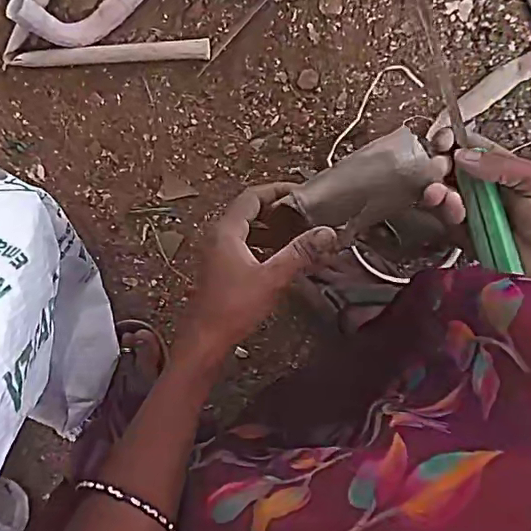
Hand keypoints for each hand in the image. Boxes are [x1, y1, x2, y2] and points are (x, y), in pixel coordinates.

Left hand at [175, 184, 338, 369]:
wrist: (205, 341)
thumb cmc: (231, 309)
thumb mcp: (272, 278)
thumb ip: (300, 253)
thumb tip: (325, 233)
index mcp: (226, 232)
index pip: (252, 197)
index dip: (276, 190)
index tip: (299, 191)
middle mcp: (218, 238)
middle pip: (249, 212)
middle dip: (277, 210)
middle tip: (303, 213)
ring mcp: (217, 254)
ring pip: (247, 232)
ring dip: (271, 230)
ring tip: (298, 234)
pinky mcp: (220, 271)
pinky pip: (244, 248)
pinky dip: (264, 247)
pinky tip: (281, 259)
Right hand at [450, 144, 530, 278]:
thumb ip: (503, 166)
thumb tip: (463, 154)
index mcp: (500, 166)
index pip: (469, 146)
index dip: (452, 140)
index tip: (445, 141)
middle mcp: (481, 185)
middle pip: (448, 167)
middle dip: (439, 164)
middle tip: (441, 167)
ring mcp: (470, 208)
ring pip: (441, 192)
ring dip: (437, 189)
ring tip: (442, 192)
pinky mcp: (463, 231)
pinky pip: (445, 218)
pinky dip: (444, 211)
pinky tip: (454, 209)